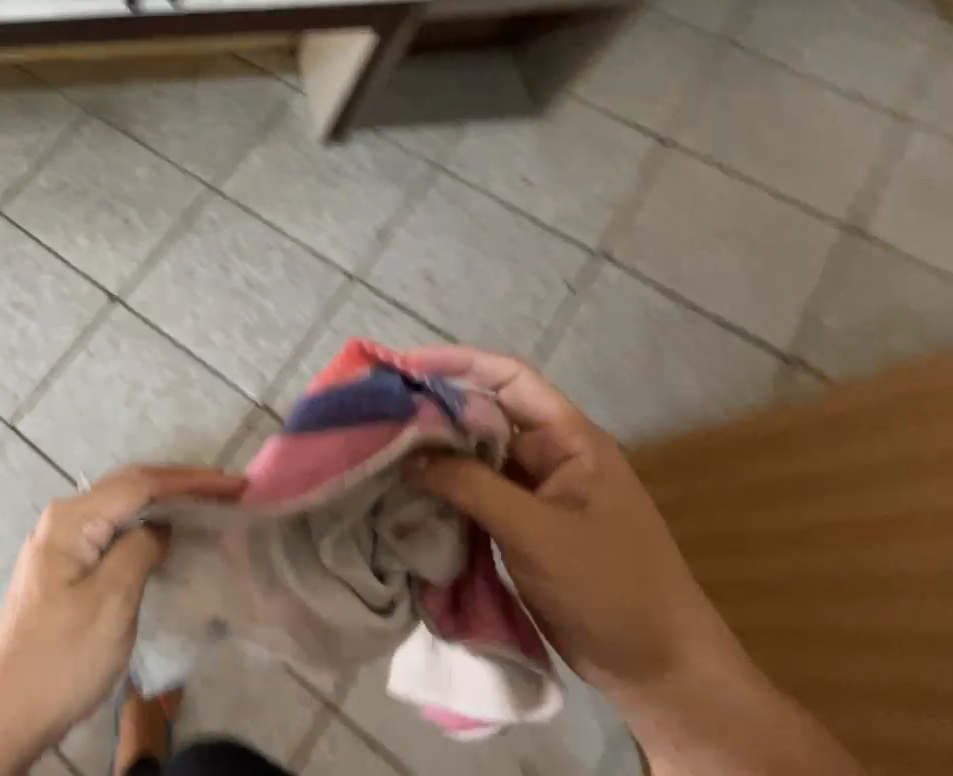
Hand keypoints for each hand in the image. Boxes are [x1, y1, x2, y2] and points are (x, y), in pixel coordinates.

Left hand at [0, 464, 245, 762]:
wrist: (10, 705)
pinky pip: (112, 530)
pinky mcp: (65, 565)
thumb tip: (160, 527)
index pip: (138, 483)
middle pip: (128, 487)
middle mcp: (62, 519)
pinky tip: (169, 535)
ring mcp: (61, 541)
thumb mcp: (111, 601)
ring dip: (164, 502)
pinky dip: (146, 525)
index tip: (235, 485)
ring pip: (121, 507)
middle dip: (180, 484)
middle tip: (230, 491)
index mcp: (70, 519)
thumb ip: (139, 551)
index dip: (189, 480)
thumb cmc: (63, 656)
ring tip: (209, 505)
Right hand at [397, 346, 742, 704]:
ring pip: (471, 453)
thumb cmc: (611, 588)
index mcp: (570, 441)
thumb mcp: (536, 531)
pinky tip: (402, 486)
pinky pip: (469, 489)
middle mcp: (549, 456)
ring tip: (377, 443)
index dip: (458, 363)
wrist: (657, 669)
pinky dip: (438, 484)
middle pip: (482, 413)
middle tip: (375, 408)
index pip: (510, 379)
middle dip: (431, 407)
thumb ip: (470, 485)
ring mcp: (533, 491)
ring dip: (430, 448)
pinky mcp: (517, 523)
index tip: (403, 367)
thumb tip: (406, 454)